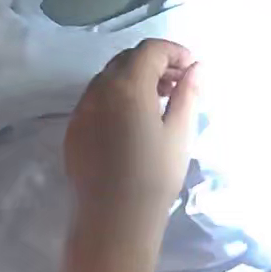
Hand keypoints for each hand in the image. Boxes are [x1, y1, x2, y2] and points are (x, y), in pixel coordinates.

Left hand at [64, 39, 201, 228]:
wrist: (113, 221)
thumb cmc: (155, 177)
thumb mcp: (180, 133)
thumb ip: (188, 94)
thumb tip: (197, 68)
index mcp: (128, 86)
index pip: (151, 50)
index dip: (175, 52)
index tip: (193, 67)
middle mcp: (99, 90)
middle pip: (127, 59)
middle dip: (156, 63)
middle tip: (180, 83)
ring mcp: (81, 110)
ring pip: (109, 78)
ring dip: (136, 78)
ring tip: (160, 101)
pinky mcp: (73, 129)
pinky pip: (96, 99)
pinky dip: (118, 96)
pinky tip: (134, 121)